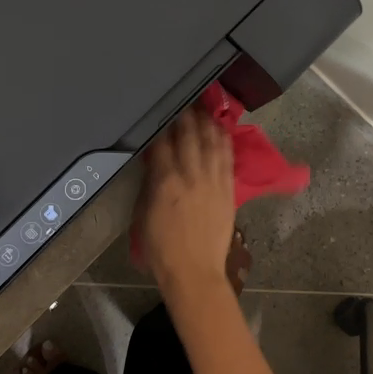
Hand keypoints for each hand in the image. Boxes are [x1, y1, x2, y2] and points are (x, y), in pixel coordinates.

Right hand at [138, 106, 235, 296]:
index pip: (163, 142)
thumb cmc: (162, 248)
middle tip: (183, 101)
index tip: (160, 113)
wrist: (194, 272)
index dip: (161, 125)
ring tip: (202, 109)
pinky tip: (220, 130)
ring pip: (211, 142)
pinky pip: (227, 158)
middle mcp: (192, 175)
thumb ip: (151, 183)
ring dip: (206, 122)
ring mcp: (213, 181)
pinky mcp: (228, 190)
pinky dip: (223, 140)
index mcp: (166, 181)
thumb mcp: (144, 213)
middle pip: (189, 135)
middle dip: (186, 115)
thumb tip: (154, 161)